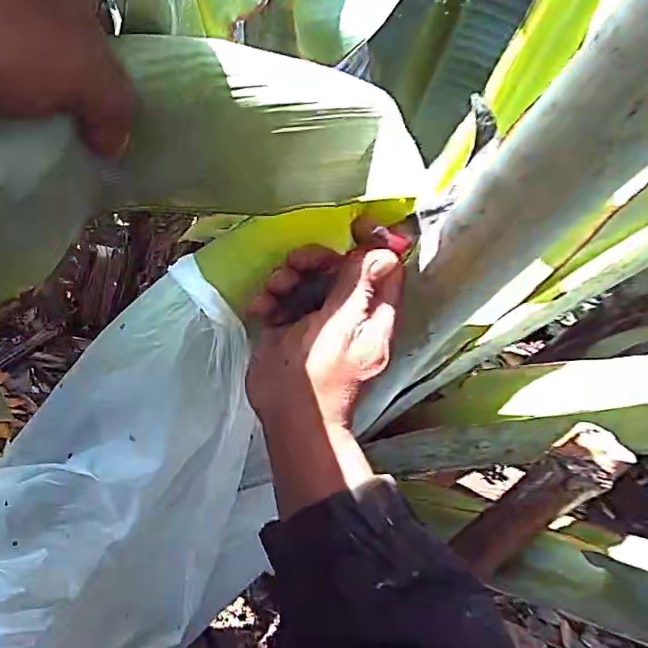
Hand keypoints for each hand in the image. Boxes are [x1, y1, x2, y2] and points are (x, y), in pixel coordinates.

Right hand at [246, 217, 404, 515]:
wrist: (288, 419)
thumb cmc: (318, 376)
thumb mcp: (340, 326)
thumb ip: (358, 287)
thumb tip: (385, 250)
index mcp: (373, 315)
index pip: (384, 267)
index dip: (371, 244)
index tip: (351, 228)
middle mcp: (349, 314)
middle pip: (339, 269)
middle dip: (315, 260)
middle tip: (294, 266)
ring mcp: (319, 322)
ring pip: (308, 281)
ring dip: (287, 278)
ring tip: (272, 293)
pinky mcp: (292, 330)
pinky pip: (286, 301)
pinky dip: (272, 299)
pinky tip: (261, 309)